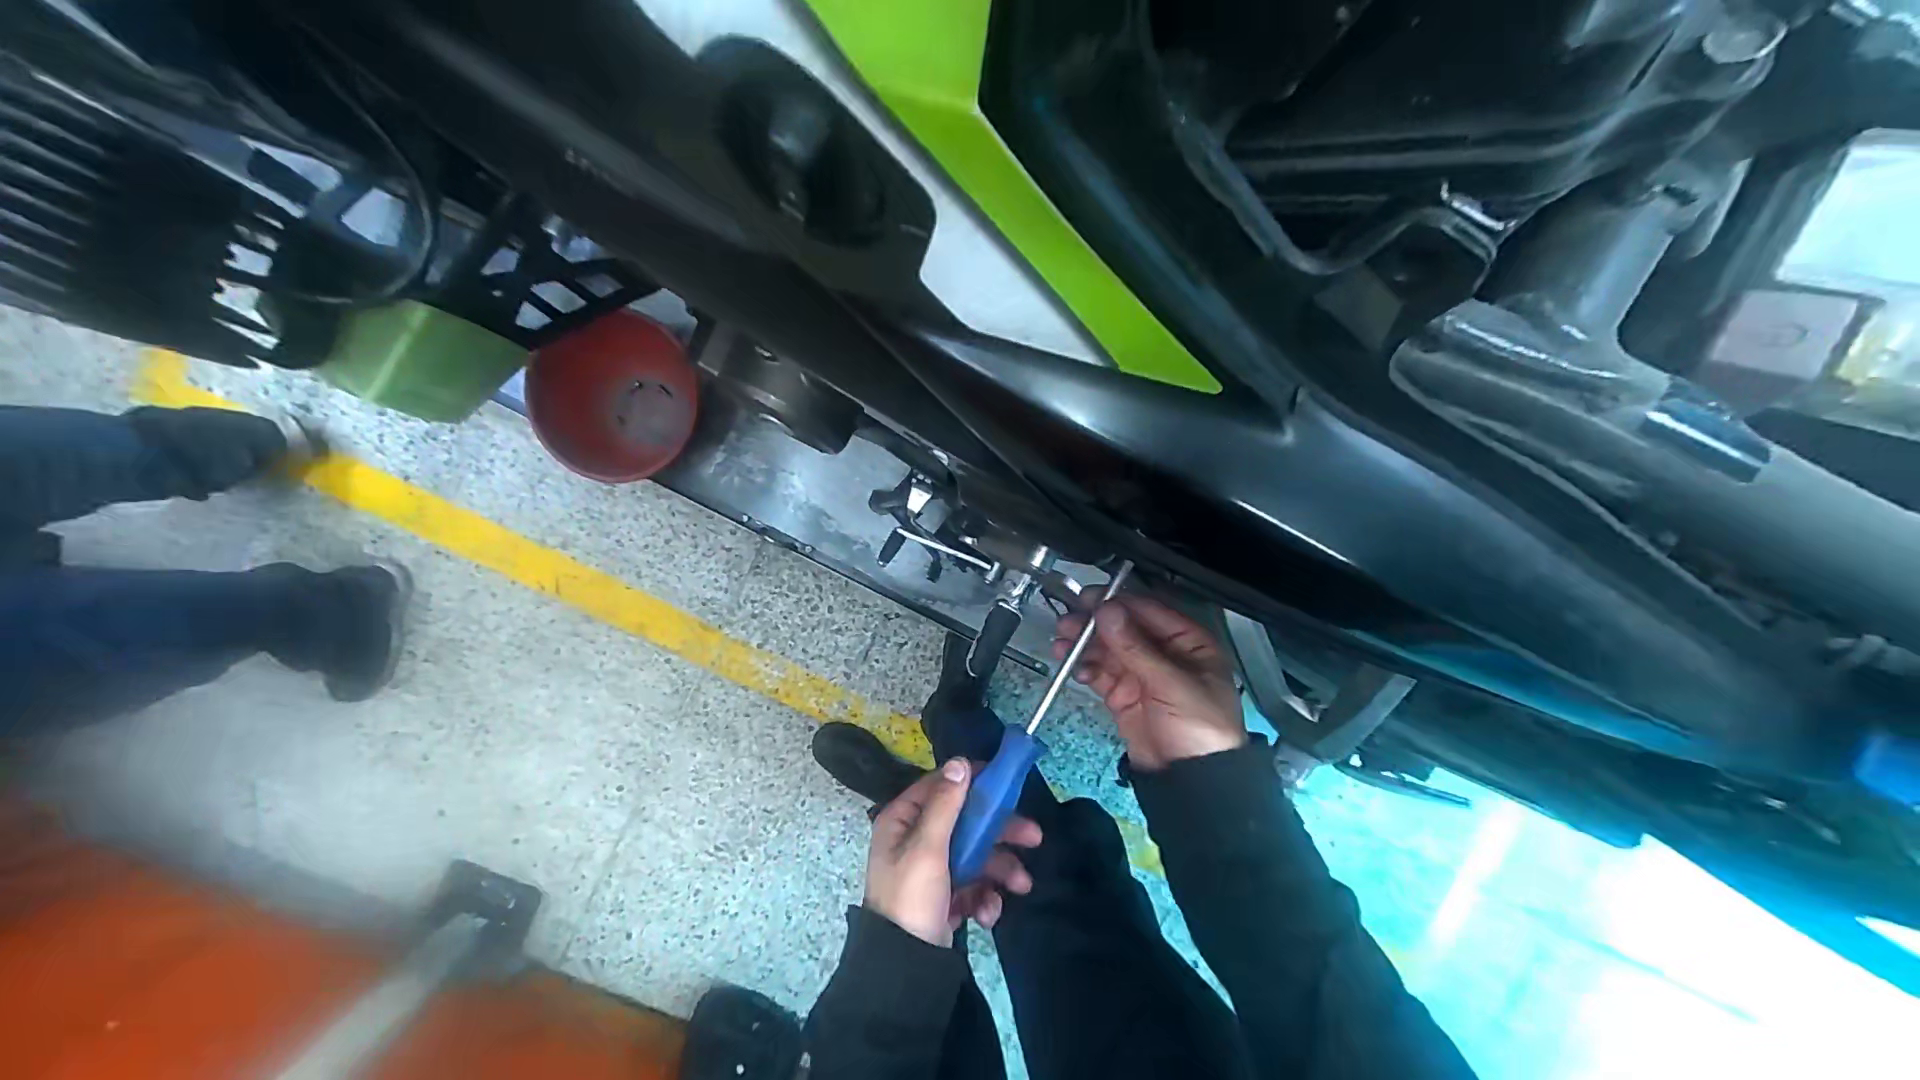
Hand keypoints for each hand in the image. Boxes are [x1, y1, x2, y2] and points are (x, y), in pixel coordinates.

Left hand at [864, 757, 1042, 946]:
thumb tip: (959, 762)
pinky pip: (972, 885)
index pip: (941, 787)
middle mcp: (916, 840)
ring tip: (1021, 885)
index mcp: (904, 821)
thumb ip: (946, 804)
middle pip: (966, 822)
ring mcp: (932, 870)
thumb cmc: (912, 896)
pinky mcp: (944, 897)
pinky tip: (988, 913)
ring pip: (975, 855)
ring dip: (1000, 869)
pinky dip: (985, 896)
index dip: (972, 781)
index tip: (1004, 780)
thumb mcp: (927, 846)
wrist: (905, 969)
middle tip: (1034, 836)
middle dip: (1000, 832)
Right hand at [1053, 594, 1245, 771]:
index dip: (1119, 603)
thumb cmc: (1200, 728)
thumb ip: (1134, 646)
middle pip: (1123, 629)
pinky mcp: (1123, 696)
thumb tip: (1107, 611)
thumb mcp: (1170, 682)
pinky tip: (1075, 668)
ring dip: (1084, 644)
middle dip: (1095, 624)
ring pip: (1107, 650)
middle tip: (1071, 620)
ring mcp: (1141, 675)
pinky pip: (1100, 674)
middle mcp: (1163, 654)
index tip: (1091, 599)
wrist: (1192, 781)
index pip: (1149, 612)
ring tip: (1063, 642)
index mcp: (1188, 643)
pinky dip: (1085, 668)